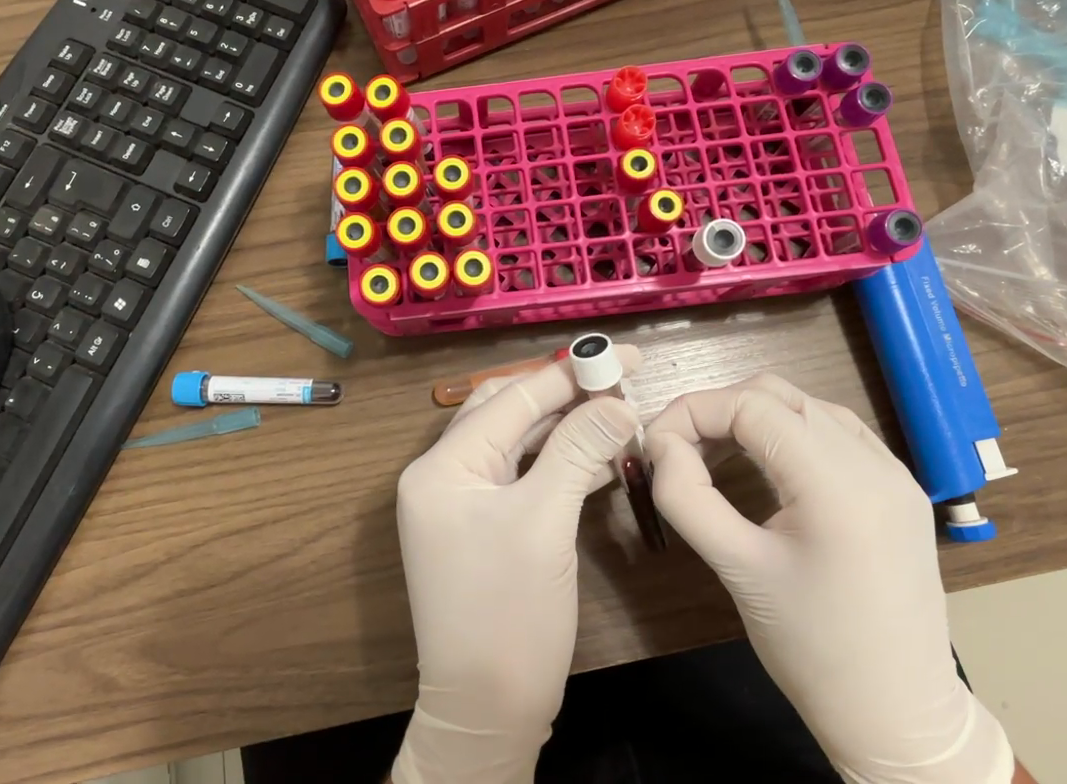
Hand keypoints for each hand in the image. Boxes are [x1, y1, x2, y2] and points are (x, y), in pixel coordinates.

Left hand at [391, 349, 642, 783]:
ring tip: (617, 412)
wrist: (486, 712)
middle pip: (509, 415)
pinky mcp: (482, 530)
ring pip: (517, 446)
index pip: (512, 401)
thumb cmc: (508, 616)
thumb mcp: (544, 524)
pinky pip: (520, 479)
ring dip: (564, 429)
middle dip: (565, 396)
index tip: (624, 354)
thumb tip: (617, 400)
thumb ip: (577, 452)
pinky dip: (556, 464)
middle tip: (621, 382)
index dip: (569, 374)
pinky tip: (597, 455)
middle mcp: (443, 477)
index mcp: (442, 467)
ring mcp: (460, 505)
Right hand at [645, 375, 1013, 783]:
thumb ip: (686, 497)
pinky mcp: (900, 489)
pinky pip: (837, 432)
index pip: (750, 405)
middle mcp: (875, 464)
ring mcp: (895, 474)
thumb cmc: (810, 648)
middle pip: (779, 394)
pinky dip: (790, 432)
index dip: (692, 411)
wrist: (897, 712)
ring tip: (714, 453)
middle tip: (678, 448)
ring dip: (754, 416)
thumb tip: (660, 444)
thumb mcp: (736, 570)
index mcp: (837, 485)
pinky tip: (766, 464)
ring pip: (808, 406)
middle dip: (718, 408)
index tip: (656, 443)